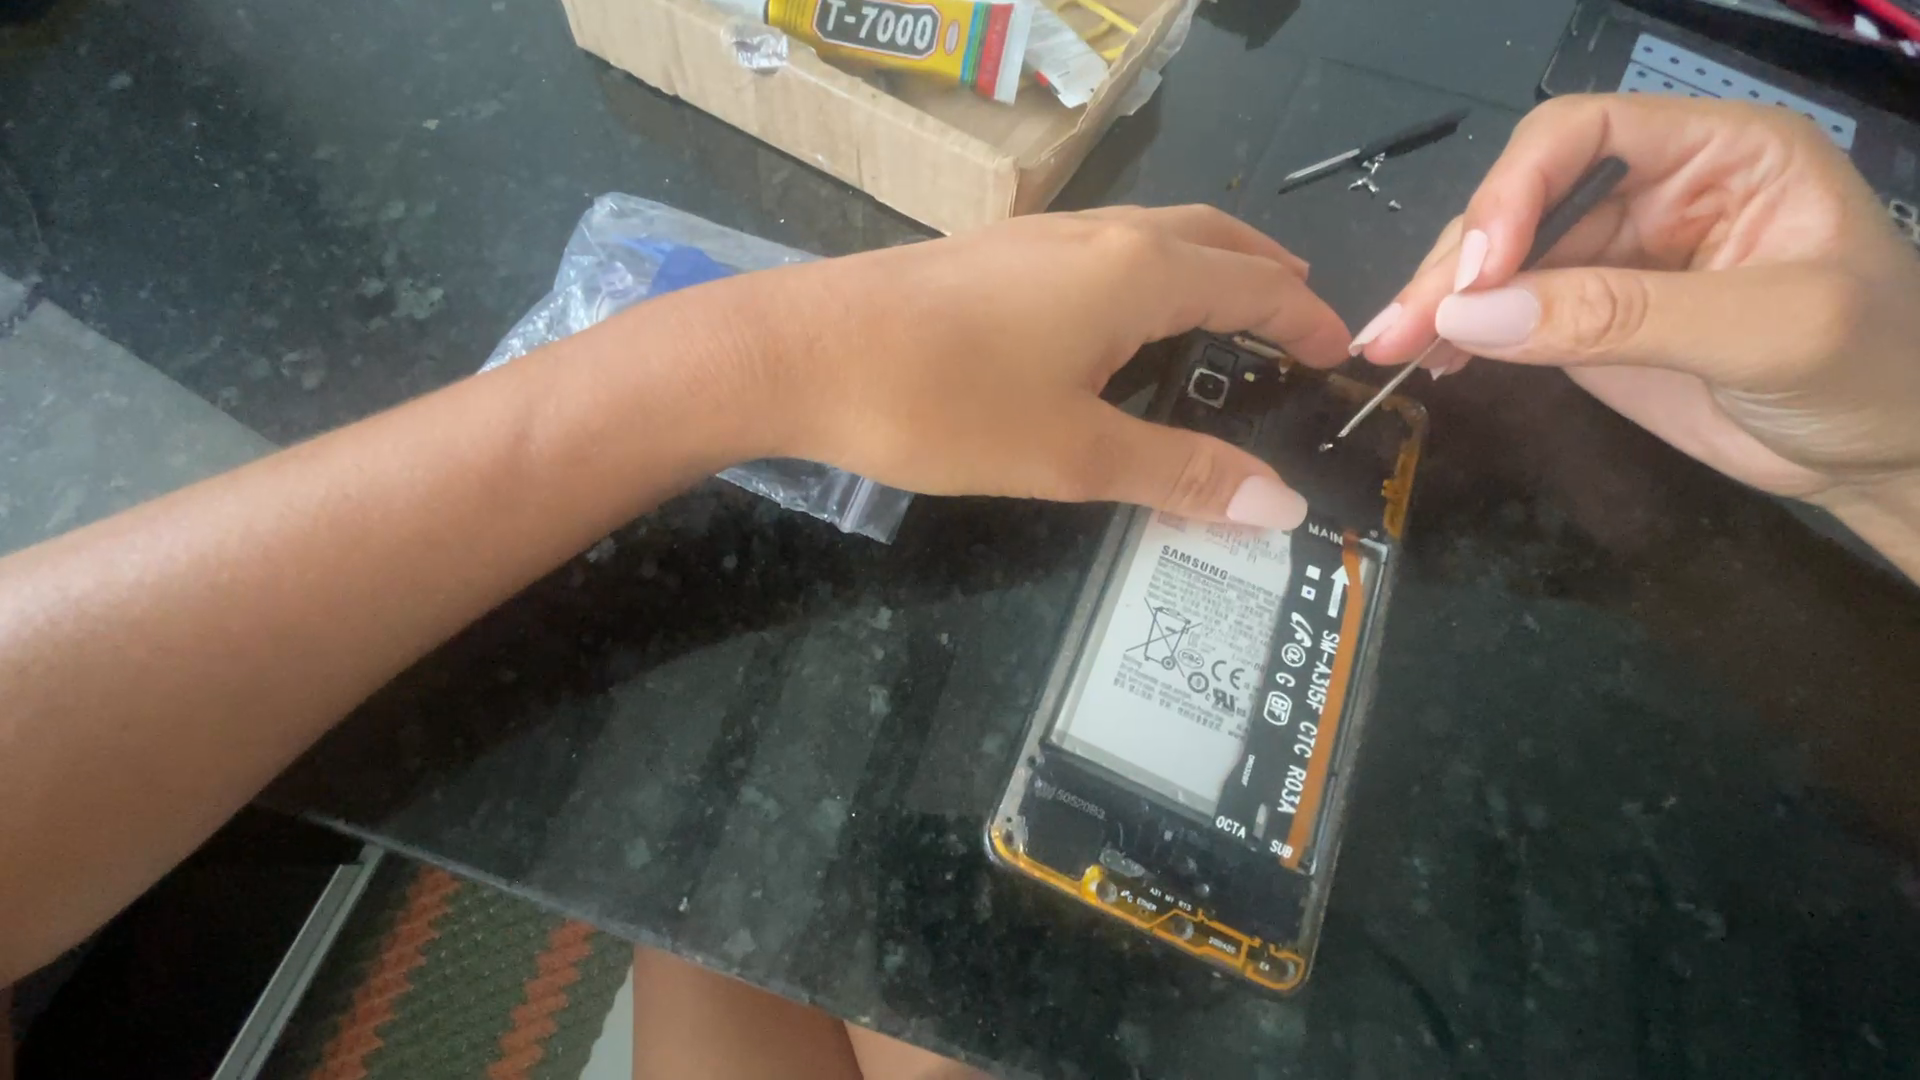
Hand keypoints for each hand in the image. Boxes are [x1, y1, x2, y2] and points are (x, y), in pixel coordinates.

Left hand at [683, 205, 1351, 529]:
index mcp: (1137, 273)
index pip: (1255, 286)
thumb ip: (1180, 474)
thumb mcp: (1074, 454)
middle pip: (1211, 240)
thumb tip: (1282, 504)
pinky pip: (1098, 253)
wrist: (806, 355)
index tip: (1336, 352)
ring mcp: (1038, 237)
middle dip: (1265, 275)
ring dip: (1203, 267)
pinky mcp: (993, 255)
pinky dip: (1143, 276)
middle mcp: (1098, 236)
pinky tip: (1117, 316)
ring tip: (1222, 313)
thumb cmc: (946, 407)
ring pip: (1151, 236)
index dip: (1304, 319)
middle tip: (1294, 318)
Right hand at [1350, 95, 1919, 550]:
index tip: (1475, 277)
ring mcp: (1601, 261)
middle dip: (1451, 269)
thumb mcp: (1765, 332)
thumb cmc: (1867, 372)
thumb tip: (1467, 316)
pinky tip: (1427, 361)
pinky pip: (1492, 314)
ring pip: (1489, 265)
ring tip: (1391, 353)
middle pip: (1513, 206)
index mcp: (1713, 157)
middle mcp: (1644, 196)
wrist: (1872, 449)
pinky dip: (1451, 335)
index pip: (1578, 138)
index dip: (1511, 195)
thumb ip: (1617, 315)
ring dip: (1433, 306)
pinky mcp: (1571, 317)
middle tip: (1396, 335)